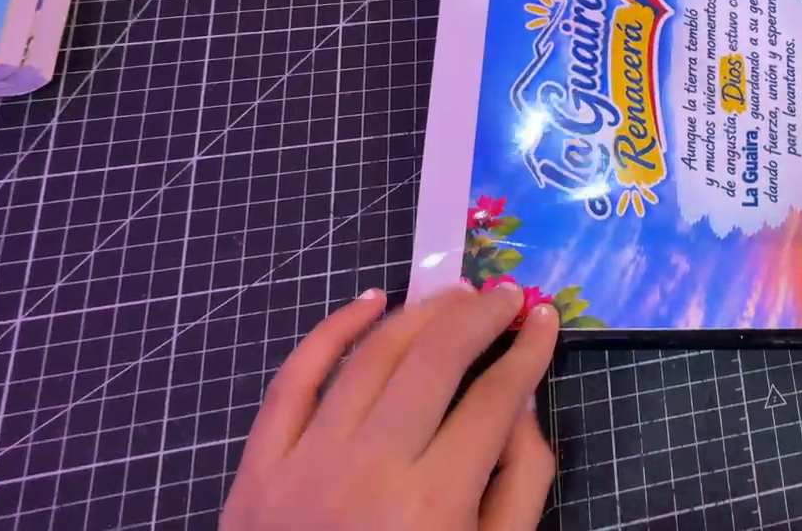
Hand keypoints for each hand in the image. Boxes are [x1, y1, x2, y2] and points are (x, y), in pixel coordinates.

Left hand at [222, 282, 559, 530]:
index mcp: (432, 507)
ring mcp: (303, 469)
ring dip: (423, 311)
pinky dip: (331, 330)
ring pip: (373, 355)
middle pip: (437, 358)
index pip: (497, 395)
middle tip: (508, 295)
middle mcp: (367, 475)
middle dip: (483, 313)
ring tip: (456, 294)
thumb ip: (523, 478)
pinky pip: (292, 381)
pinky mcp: (255, 475)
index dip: (530, 349)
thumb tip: (523, 398)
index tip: (546, 319)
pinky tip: (372, 300)